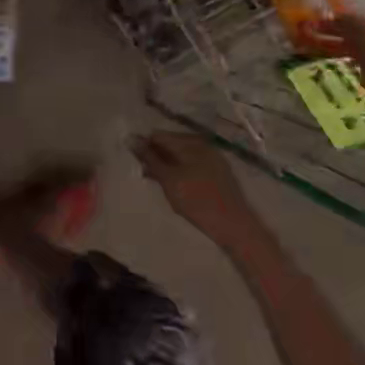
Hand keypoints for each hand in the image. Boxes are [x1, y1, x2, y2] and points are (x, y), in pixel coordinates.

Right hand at [133, 131, 261, 250]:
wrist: (235, 228)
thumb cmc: (197, 200)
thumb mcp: (167, 178)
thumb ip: (148, 157)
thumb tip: (129, 138)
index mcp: (191, 142)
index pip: (157, 136)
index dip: (143, 147)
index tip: (135, 162)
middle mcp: (203, 146)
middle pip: (170, 145)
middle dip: (155, 157)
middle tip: (145, 174)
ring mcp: (213, 160)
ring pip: (180, 156)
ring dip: (166, 166)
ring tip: (158, 182)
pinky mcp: (217, 174)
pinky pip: (192, 165)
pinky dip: (180, 172)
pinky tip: (175, 187)